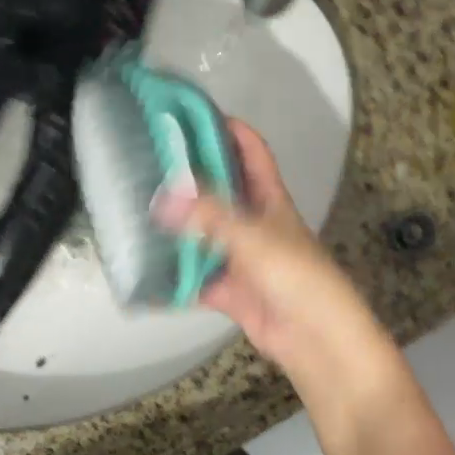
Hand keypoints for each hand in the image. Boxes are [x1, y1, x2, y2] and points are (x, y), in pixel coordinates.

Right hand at [157, 120, 385, 378]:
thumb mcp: (251, 236)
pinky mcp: (230, 292)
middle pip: (220, 193)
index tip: (192, 118)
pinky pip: (196, 281)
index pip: (250, 153)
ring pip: (203, 238)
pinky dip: (174, 280)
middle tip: (151, 167)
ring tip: (139, 215)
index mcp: (270, 201)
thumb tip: (163, 196)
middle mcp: (255, 225)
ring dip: (177, 231)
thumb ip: (207, 216)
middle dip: (190, 180)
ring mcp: (241, 260)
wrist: (314, 335)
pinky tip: (146, 274)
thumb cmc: (294, 276)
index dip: (228, 131)